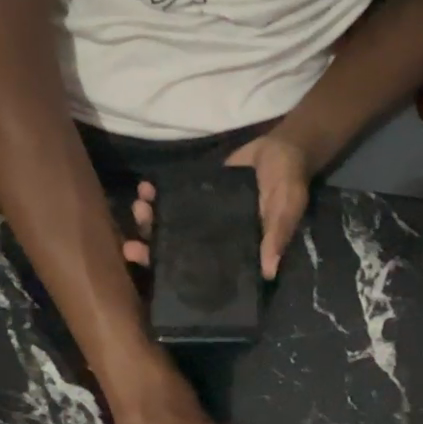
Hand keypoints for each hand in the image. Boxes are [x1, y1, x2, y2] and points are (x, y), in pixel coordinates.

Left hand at [119, 129, 312, 281]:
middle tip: (132, 246)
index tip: (154, 271)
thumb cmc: (290, 183)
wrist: (283, 148)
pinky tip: (146, 189)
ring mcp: (204, 220)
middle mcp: (216, 242)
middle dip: (153, 250)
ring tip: (139, 209)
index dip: (178, 276)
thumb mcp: (288, 208)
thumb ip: (277, 235)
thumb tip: (269, 271)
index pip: (203, 272)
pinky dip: (158, 197)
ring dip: (151, 222)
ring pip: (171, 227)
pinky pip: (174, 200)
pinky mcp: (199, 196)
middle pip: (178, 253)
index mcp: (235, 254)